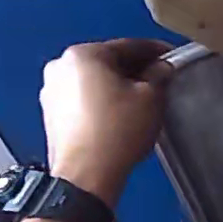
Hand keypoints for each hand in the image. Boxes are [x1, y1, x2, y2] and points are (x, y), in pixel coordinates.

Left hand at [40, 39, 174, 202]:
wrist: (87, 175)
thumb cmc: (117, 132)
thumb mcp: (151, 98)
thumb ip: (159, 75)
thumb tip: (161, 69)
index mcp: (83, 55)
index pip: (128, 46)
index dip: (155, 51)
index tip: (170, 57)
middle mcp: (61, 67)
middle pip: (108, 62)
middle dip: (135, 70)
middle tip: (160, 81)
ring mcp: (52, 92)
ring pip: (95, 81)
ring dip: (118, 87)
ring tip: (142, 101)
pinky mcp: (52, 116)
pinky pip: (84, 100)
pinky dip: (102, 103)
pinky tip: (120, 116)